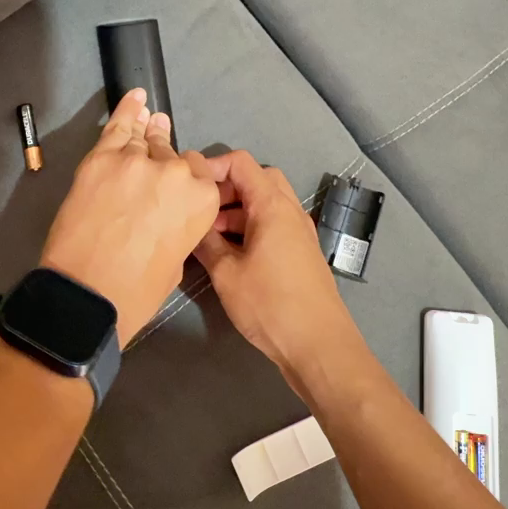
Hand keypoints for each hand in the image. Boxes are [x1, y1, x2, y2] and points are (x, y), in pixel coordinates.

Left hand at [39, 88, 222, 341]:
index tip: (177, 184)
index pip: (200, 173)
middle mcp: (174, 172)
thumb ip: (178, 225)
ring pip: (144, 140)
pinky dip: (126, 111)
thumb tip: (166, 213)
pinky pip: (116, 128)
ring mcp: (135, 161)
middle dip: (165, 161)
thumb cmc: (138, 291)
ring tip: (150, 119)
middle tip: (158, 161)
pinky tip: (135, 99)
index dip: (187, 180)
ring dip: (147, 132)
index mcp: (202, 200)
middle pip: (172, 155)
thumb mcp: (176, 261)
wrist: (88, 293)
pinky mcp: (101, 159)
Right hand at [195, 151, 364, 391]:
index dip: (211, 166)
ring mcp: (298, 231)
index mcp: (272, 205)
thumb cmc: (270, 305)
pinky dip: (249, 226)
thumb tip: (188, 224)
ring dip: (235, 209)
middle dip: (224, 187)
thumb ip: (205, 242)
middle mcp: (289, 210)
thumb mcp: (226, 273)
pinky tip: (228, 252)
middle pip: (255, 178)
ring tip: (207, 234)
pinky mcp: (300, 251)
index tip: (188, 185)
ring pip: (263, 203)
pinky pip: (271, 223)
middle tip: (199, 209)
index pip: (241, 162)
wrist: (319, 346)